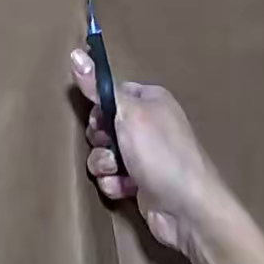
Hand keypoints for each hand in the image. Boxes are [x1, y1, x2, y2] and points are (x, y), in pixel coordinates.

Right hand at [70, 49, 234, 251]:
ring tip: (118, 171)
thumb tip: (75, 54)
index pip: (111, 92)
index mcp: (150, 100)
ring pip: (102, 152)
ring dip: (104, 164)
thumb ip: (98, 87)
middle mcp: (148, 124)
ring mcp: (144, 155)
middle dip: (99, 139)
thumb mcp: (127, 113)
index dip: (99, 106)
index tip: (99, 117)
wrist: (188, 210)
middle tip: (111, 145)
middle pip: (102, 124)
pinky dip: (113, 183)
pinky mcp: (139, 182)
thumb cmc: (161, 153)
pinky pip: (110, 176)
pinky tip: (126, 188)